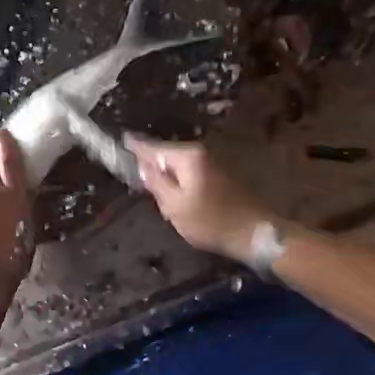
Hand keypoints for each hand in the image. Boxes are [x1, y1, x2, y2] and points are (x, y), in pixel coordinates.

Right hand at [126, 136, 278, 261]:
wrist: (255, 234)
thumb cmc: (210, 221)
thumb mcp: (174, 205)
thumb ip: (155, 182)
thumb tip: (141, 165)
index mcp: (187, 157)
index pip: (153, 147)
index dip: (135, 146)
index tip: (120, 139)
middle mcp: (200, 153)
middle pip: (165, 154)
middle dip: (150, 164)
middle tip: (134, 175)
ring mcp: (212, 163)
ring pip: (177, 165)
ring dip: (164, 174)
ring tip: (152, 187)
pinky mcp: (219, 175)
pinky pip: (189, 172)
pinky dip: (177, 180)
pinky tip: (173, 194)